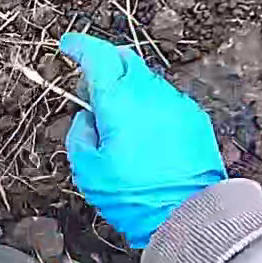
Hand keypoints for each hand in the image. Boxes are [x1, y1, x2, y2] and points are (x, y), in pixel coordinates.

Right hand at [60, 33, 224, 247]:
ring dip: (126, 88)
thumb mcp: (88, 170)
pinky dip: (147, 104)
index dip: (79, 46)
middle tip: (89, 91)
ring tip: (116, 121)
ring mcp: (176, 104)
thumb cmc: (135, 197)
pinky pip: (164, 99)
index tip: (68, 46)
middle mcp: (151, 95)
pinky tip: (142, 132)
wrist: (189, 216)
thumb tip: (86, 118)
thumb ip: (79, 134)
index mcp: (121, 104)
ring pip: (145, 80)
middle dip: (102, 65)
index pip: (98, 57)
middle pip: (124, 59)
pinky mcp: (194, 118)